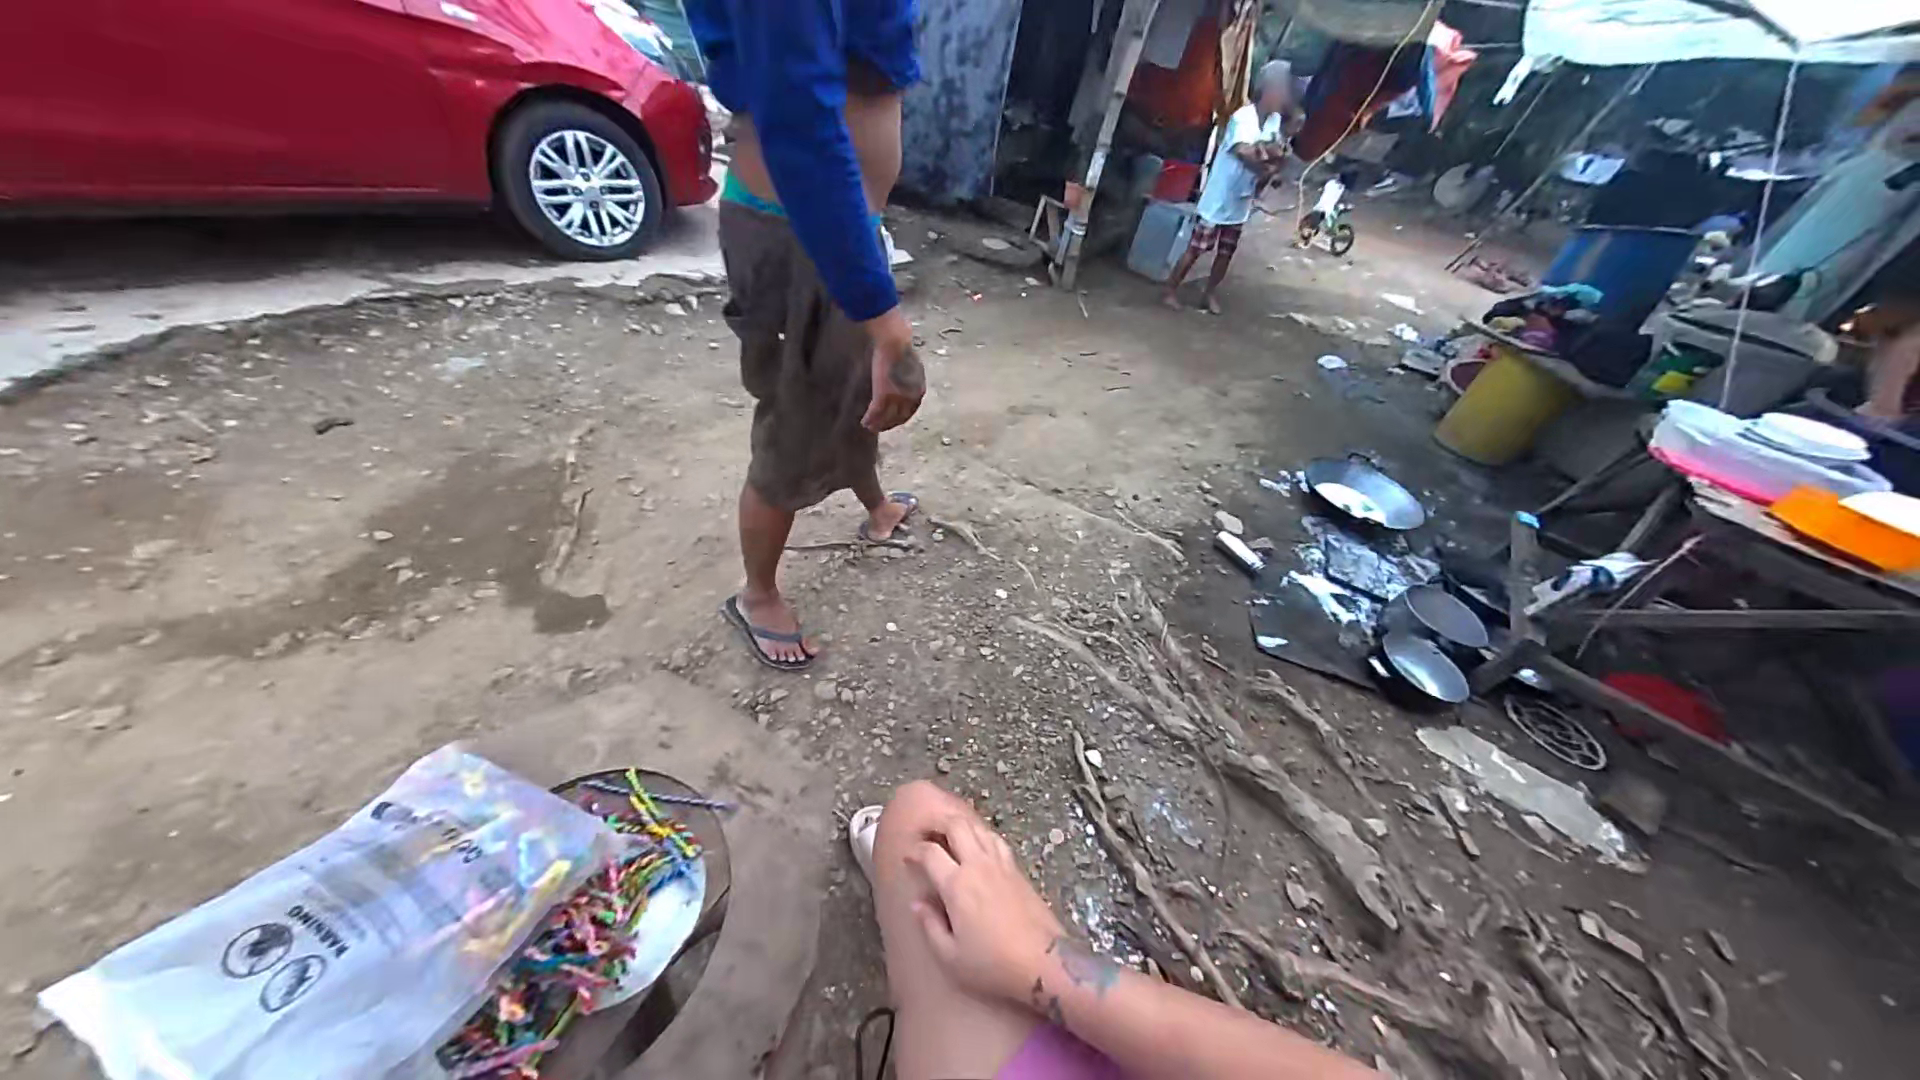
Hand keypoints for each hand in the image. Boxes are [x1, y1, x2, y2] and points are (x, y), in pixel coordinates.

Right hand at [859, 306, 924, 431]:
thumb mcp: (910, 365)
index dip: (899, 418)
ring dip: (877, 424)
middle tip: (878, 428)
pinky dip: (869, 419)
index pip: (910, 410)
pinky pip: (875, 412)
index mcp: (919, 390)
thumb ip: (908, 375)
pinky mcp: (883, 395)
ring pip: (886, 418)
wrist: (894, 340)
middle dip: (888, 424)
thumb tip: (903, 374)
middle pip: (899, 418)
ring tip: (869, 427)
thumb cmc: (901, 346)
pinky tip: (864, 422)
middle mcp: (910, 398)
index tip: (891, 421)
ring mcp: (897, 398)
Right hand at [905, 809, 1064, 1005]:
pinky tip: (978, 842)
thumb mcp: (951, 957)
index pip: (930, 853)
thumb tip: (917, 903)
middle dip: (937, 821)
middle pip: (955, 825)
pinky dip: (981, 833)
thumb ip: (930, 926)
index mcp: (957, 884)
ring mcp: (1000, 863)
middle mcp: (977, 864)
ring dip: (959, 823)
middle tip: (925, 829)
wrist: (1043, 960)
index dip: (915, 850)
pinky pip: (995, 839)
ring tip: (948, 830)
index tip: (907, 857)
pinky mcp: (1016, 869)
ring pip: (977, 827)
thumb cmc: (993, 965)